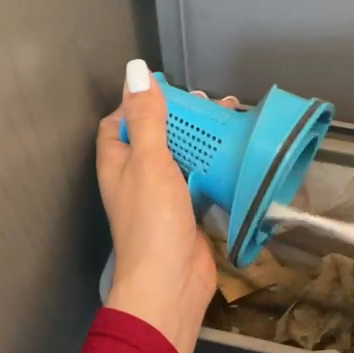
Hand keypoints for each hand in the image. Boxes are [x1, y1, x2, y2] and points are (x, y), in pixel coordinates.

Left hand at [96, 60, 216, 352]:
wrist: (171, 282)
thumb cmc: (153, 220)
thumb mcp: (148, 160)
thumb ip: (146, 117)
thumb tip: (136, 70)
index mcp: (117, 163)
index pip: (118, 122)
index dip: (137, 102)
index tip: (165, 87)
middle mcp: (136, 178)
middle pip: (155, 137)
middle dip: (179, 118)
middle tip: (208, 103)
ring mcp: (163, 198)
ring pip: (182, 159)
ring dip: (202, 140)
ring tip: (229, 120)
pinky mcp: (189, 214)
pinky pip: (201, 181)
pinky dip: (215, 167)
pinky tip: (236, 155)